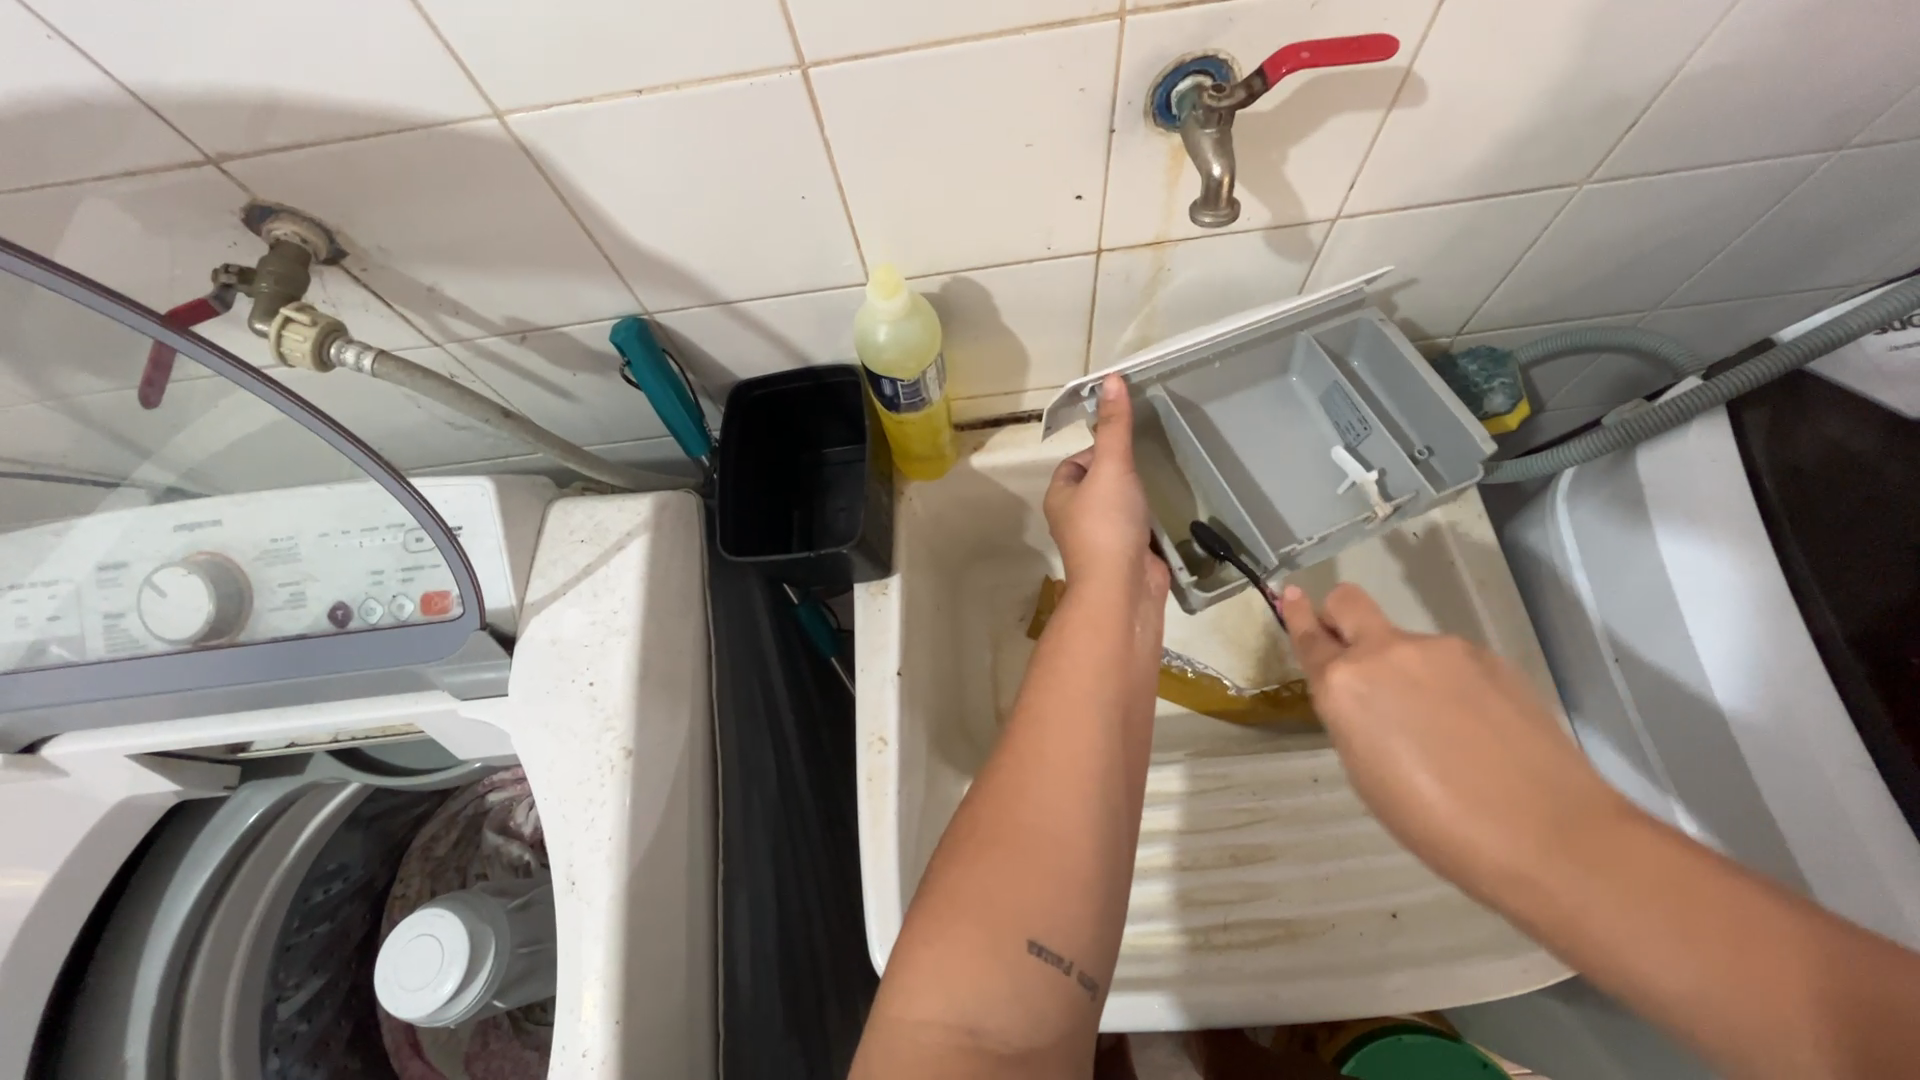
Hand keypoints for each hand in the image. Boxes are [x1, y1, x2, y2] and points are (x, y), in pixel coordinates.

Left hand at [1043, 375, 1168, 600]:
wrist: (1123, 588)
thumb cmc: (1108, 524)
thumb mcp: (1111, 466)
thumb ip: (1115, 426)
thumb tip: (1111, 378)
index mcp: (1060, 497)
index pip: (1075, 462)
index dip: (1097, 449)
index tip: (1125, 445)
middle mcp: (1074, 518)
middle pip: (1099, 484)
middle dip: (1122, 475)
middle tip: (1149, 462)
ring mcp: (1100, 540)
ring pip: (1119, 508)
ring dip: (1138, 499)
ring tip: (1161, 485)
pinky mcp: (1125, 556)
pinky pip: (1137, 531)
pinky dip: (1151, 523)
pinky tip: (1169, 515)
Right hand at [1276, 583, 1626, 886]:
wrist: (1547, 833)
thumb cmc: (1434, 822)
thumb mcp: (1365, 773)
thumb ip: (1353, 718)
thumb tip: (1364, 699)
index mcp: (1344, 685)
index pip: (1310, 637)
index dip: (1298, 615)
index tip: (1291, 594)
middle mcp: (1386, 653)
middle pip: (1349, 602)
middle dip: (1339, 614)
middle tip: (1350, 647)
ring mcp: (1443, 650)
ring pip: (1407, 643)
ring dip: (1407, 668)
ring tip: (1441, 728)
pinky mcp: (1491, 658)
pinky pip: (1451, 661)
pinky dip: (1449, 683)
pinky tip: (1477, 728)